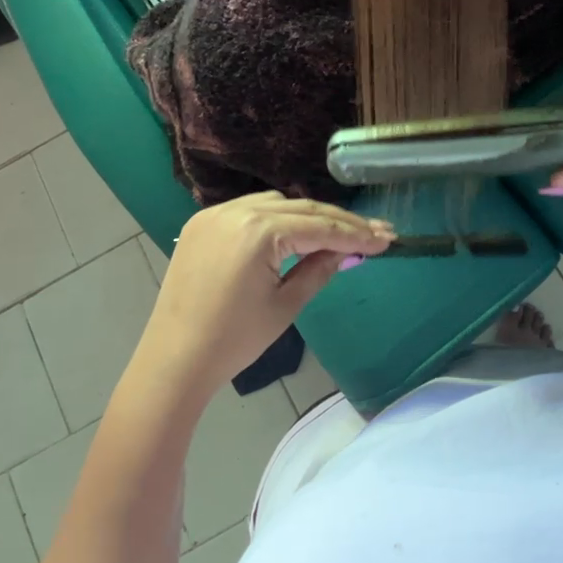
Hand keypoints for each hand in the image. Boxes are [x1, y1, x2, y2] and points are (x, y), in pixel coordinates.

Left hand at [134, 193, 393, 394]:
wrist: (175, 358)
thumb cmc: (234, 339)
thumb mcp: (285, 306)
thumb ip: (318, 270)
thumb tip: (346, 252)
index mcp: (259, 231)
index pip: (319, 227)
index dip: (356, 234)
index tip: (387, 239)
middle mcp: (236, 210)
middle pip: (299, 208)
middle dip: (337, 222)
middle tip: (374, 233)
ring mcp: (215, 214)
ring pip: (274, 203)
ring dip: (306, 215)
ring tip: (338, 234)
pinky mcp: (201, 224)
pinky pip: (247, 210)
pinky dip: (274, 217)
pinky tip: (292, 232)